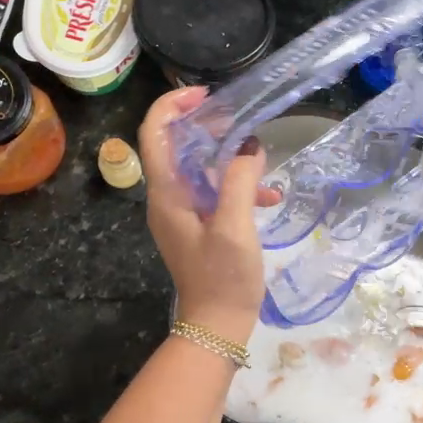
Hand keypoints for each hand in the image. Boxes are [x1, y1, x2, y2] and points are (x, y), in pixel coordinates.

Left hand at [139, 87, 281, 343]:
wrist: (217, 326)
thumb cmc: (223, 278)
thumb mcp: (236, 227)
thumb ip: (241, 181)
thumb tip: (249, 146)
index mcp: (167, 194)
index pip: (155, 134)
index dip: (173, 106)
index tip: (207, 96)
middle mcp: (167, 199)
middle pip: (177, 147)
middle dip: (207, 128)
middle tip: (241, 121)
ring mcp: (182, 216)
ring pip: (198, 170)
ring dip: (227, 159)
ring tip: (260, 157)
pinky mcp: (198, 230)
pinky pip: (212, 195)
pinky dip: (236, 188)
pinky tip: (268, 197)